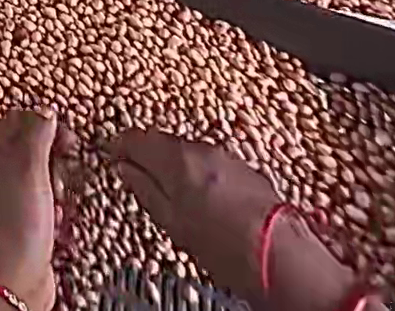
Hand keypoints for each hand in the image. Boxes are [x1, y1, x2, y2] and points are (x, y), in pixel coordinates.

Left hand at [0, 109, 75, 310]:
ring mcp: (19, 193)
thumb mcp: (30, 163)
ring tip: (58, 202)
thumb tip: (47, 110)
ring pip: (49, 177)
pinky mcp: (32, 219)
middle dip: (57, 159)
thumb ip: (38, 132)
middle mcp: (7, 166)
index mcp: (1, 146)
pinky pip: (53, 206)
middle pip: (39, 147)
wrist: (16, 273)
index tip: (66, 137)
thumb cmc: (19, 216)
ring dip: (61, 188)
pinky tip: (59, 224)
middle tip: (61, 172)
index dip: (46, 122)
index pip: (24, 117)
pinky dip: (61, 213)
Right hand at [106, 132, 366, 310]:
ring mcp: (224, 156)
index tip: (111, 153)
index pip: (136, 138)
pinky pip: (209, 161)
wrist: (283, 257)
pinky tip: (201, 195)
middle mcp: (198, 148)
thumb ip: (144, 189)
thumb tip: (124, 169)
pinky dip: (198, 171)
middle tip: (136, 170)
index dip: (120, 144)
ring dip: (173, 162)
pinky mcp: (244, 168)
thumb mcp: (171, 222)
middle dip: (147, 153)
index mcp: (174, 157)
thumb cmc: (223, 245)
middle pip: (162, 142)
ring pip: (186, 151)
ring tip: (169, 188)